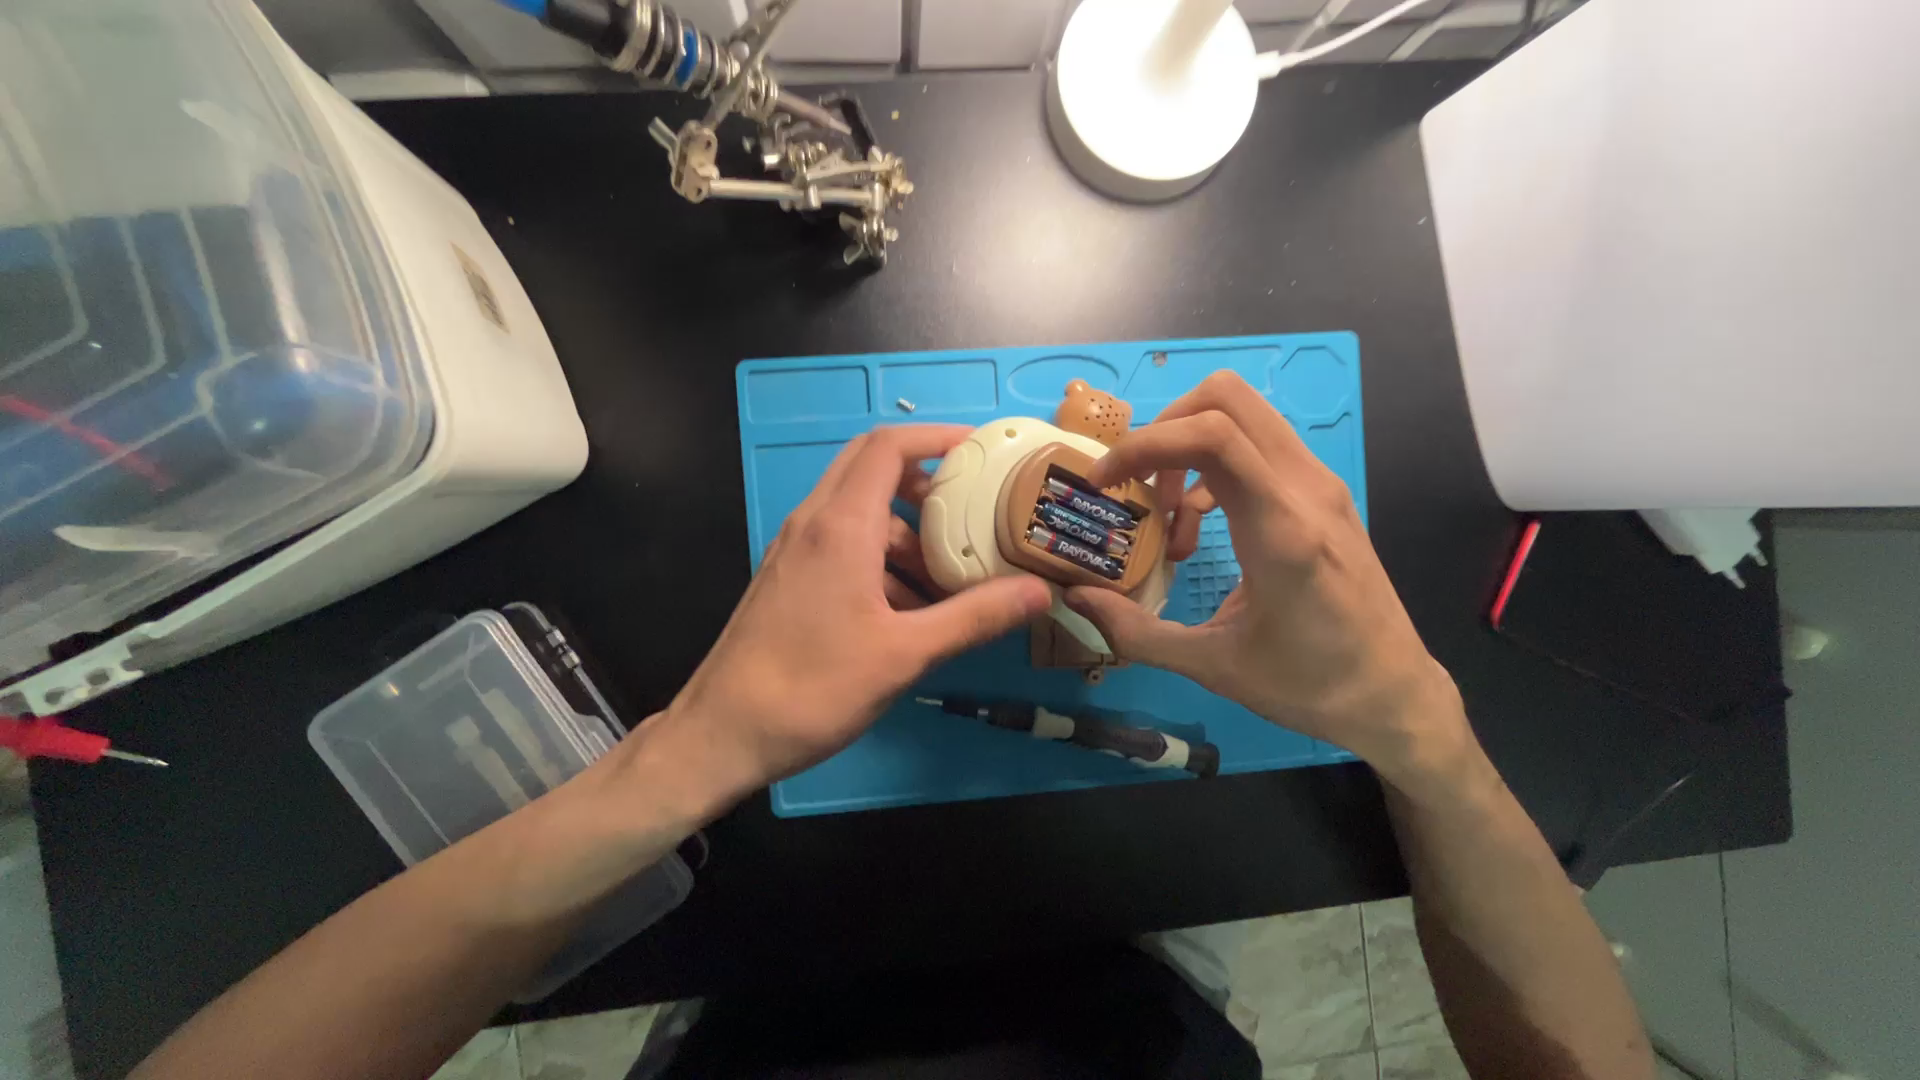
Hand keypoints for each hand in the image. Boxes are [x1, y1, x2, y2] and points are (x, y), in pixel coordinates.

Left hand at [646, 426, 1051, 812]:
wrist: (723, 732)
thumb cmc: (812, 687)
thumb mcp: (905, 654)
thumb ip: (974, 617)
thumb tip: (1041, 591)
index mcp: (840, 525)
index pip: (888, 447)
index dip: (937, 437)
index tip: (981, 450)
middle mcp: (814, 523)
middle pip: (872, 470)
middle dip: (926, 483)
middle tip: (972, 510)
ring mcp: (796, 550)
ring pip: (860, 515)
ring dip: (907, 535)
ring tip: (951, 581)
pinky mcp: (789, 578)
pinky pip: (844, 547)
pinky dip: (882, 562)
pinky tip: (910, 613)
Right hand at [1064, 372, 1468, 783]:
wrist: (1393, 694)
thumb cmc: (1307, 686)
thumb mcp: (1212, 666)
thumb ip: (1136, 631)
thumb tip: (1074, 599)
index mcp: (1281, 532)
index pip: (1211, 437)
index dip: (1143, 444)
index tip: (1104, 483)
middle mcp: (1305, 490)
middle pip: (1226, 397)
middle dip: (1162, 429)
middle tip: (1135, 486)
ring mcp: (1320, 484)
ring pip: (1244, 412)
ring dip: (1187, 444)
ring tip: (1168, 515)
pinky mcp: (1323, 492)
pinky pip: (1258, 442)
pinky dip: (1212, 461)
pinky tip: (1200, 520)